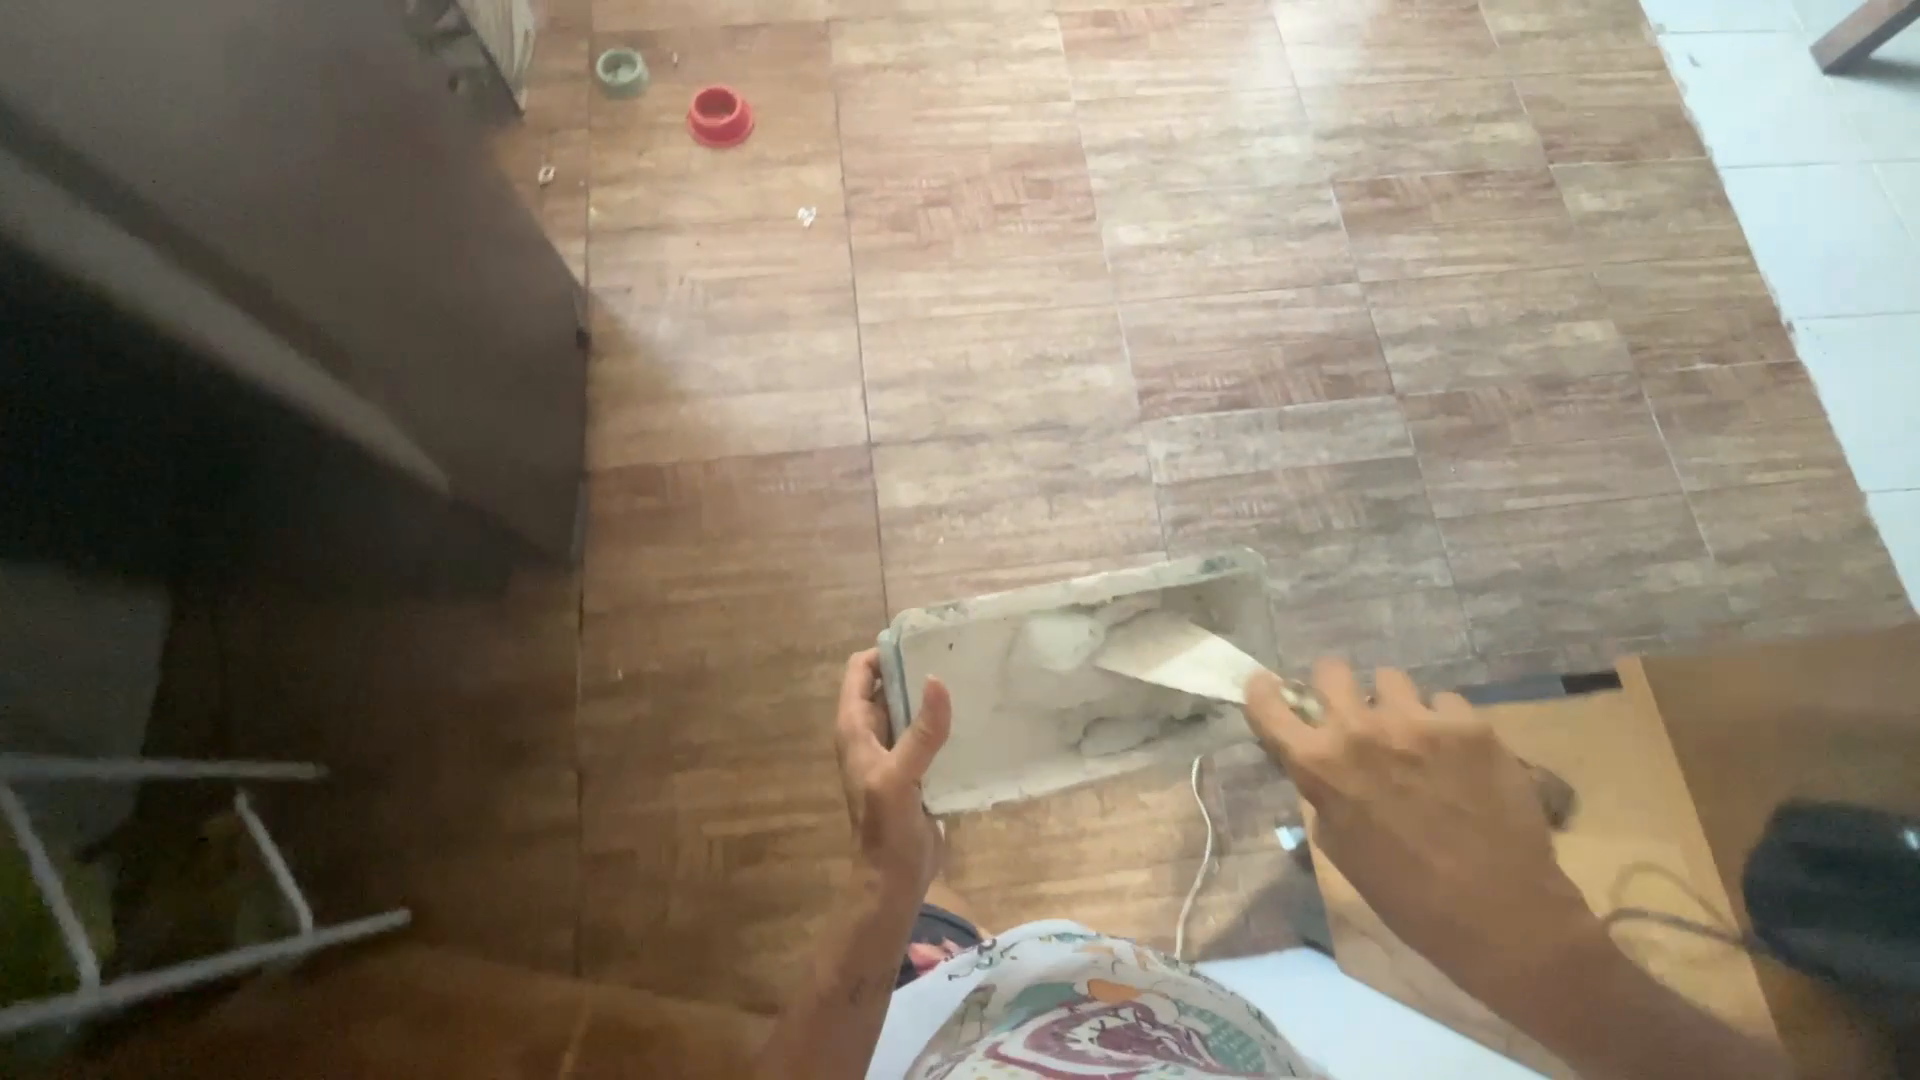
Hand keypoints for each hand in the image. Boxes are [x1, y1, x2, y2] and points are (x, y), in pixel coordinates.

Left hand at [834, 649, 950, 896]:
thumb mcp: (900, 777)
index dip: (885, 652)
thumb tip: (937, 680)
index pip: (860, 670)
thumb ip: (919, 733)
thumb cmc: (886, 829)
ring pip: (910, 709)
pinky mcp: (915, 770)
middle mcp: (871, 734)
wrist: (893, 881)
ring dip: (932, 697)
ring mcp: (893, 752)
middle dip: (915, 670)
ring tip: (970, 679)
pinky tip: (972, 718)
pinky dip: (943, 723)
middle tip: (956, 655)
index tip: (923, 643)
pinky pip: (927, 734)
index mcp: (854, 728)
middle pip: (888, 685)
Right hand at [1245, 659, 1603, 998]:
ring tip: (1412, 734)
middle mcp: (1359, 730)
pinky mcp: (1470, 726)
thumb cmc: (1403, 892)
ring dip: (1392, 703)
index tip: (1267, 686)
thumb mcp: (1337, 843)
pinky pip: (1445, 702)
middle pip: (1330, 670)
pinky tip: (1457, 755)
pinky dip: (1443, 723)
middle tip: (1352, 709)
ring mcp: (1417, 722)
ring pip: (1390, 679)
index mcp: (1318, 764)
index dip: (1262, 691)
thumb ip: (1323, 789)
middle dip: (1334, 686)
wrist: (1499, 914)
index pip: (1267, 705)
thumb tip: (1326, 763)